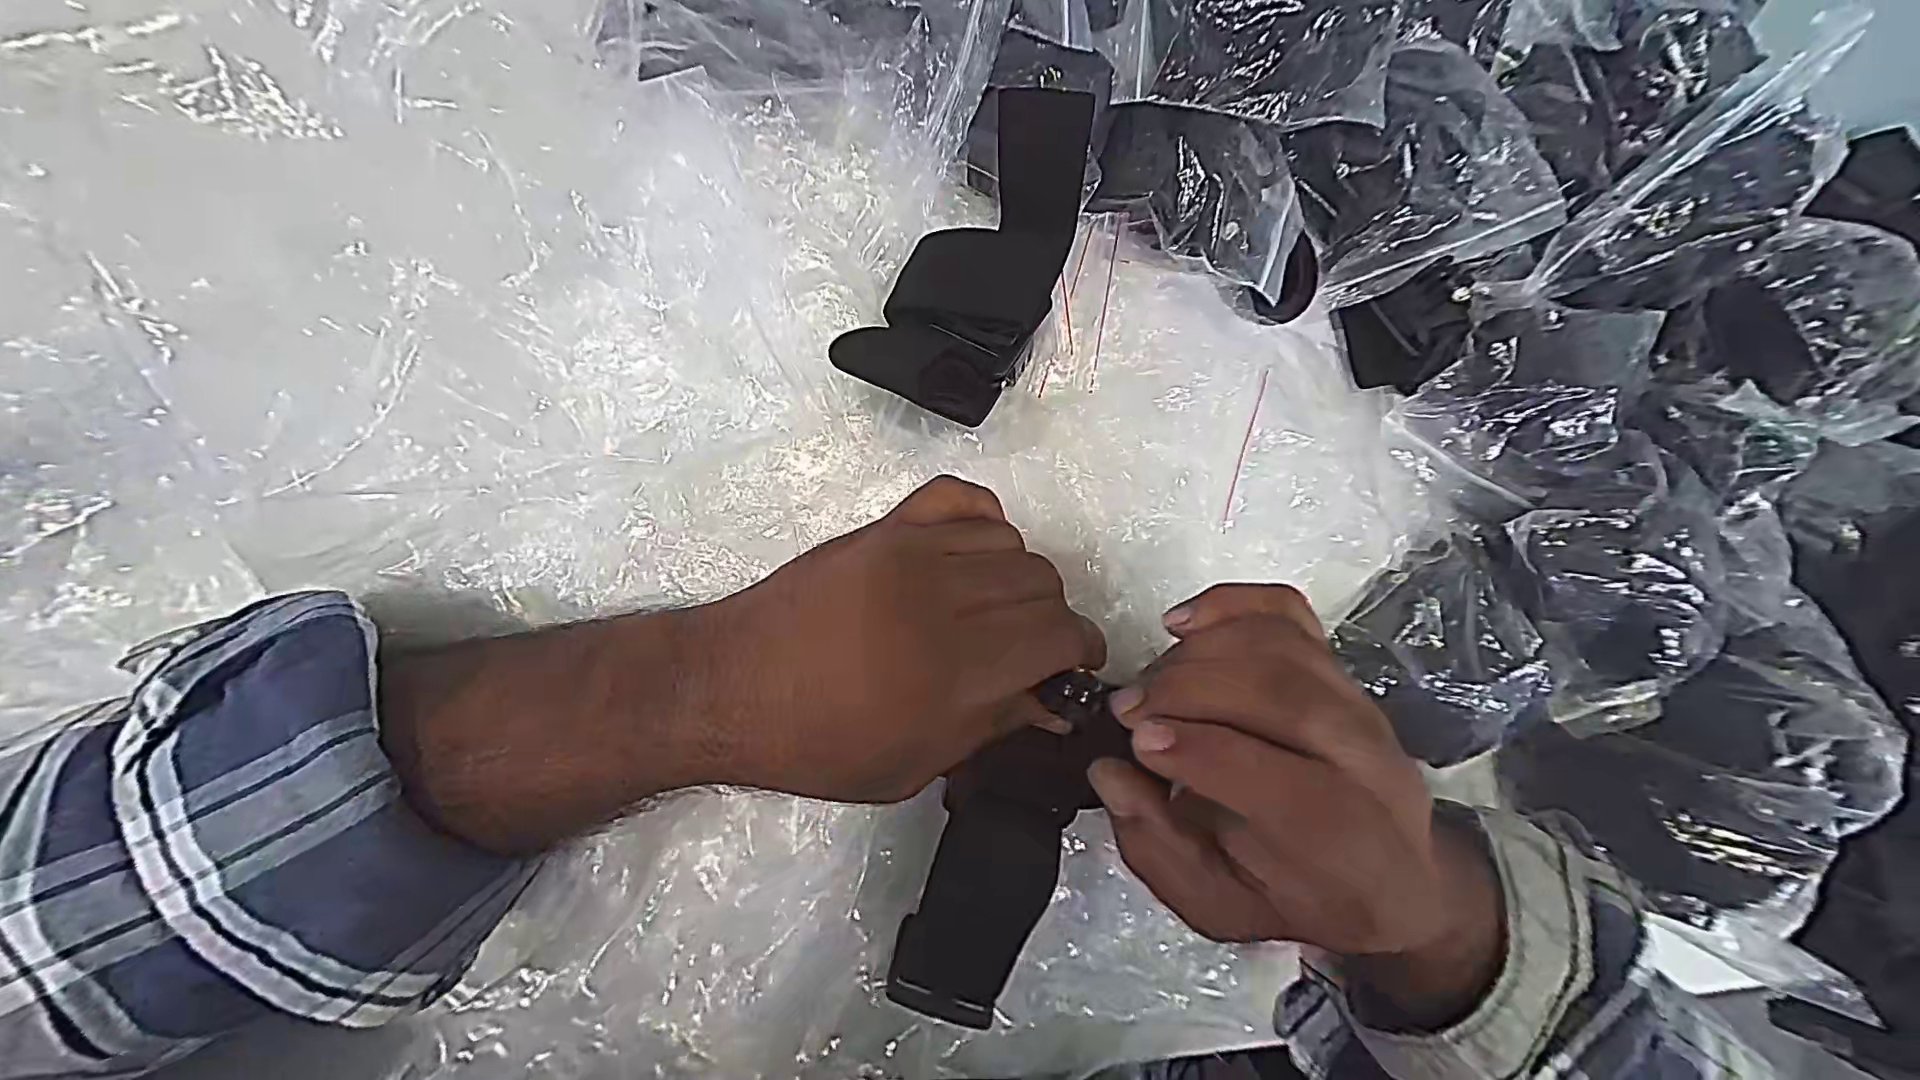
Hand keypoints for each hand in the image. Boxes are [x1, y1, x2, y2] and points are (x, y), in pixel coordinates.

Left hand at [680, 475, 1105, 801]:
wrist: (731, 687)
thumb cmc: (819, 743)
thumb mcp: (915, 765)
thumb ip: (994, 725)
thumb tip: (1052, 702)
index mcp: (958, 672)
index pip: (1061, 634)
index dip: (1083, 649)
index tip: (1076, 664)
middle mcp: (945, 601)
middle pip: (1044, 583)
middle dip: (1052, 620)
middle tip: (1029, 647)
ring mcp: (913, 552)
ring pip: (1012, 543)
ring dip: (1019, 577)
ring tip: (994, 605)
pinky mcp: (885, 527)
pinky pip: (960, 497)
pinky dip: (983, 519)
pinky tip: (972, 550)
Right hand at [1087, 585, 1504, 1030]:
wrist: (1385, 870)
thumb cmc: (1295, 893)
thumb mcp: (1218, 905)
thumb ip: (1157, 848)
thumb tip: (1110, 772)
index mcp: (1347, 842)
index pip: (1288, 786)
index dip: (1205, 755)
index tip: (1138, 740)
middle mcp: (1366, 758)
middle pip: (1282, 695)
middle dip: (1186, 691)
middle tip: (1126, 707)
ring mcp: (1354, 699)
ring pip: (1278, 644)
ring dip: (1196, 651)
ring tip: (1149, 681)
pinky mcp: (1333, 662)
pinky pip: (1286, 611)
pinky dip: (1228, 603)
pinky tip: (1182, 623)